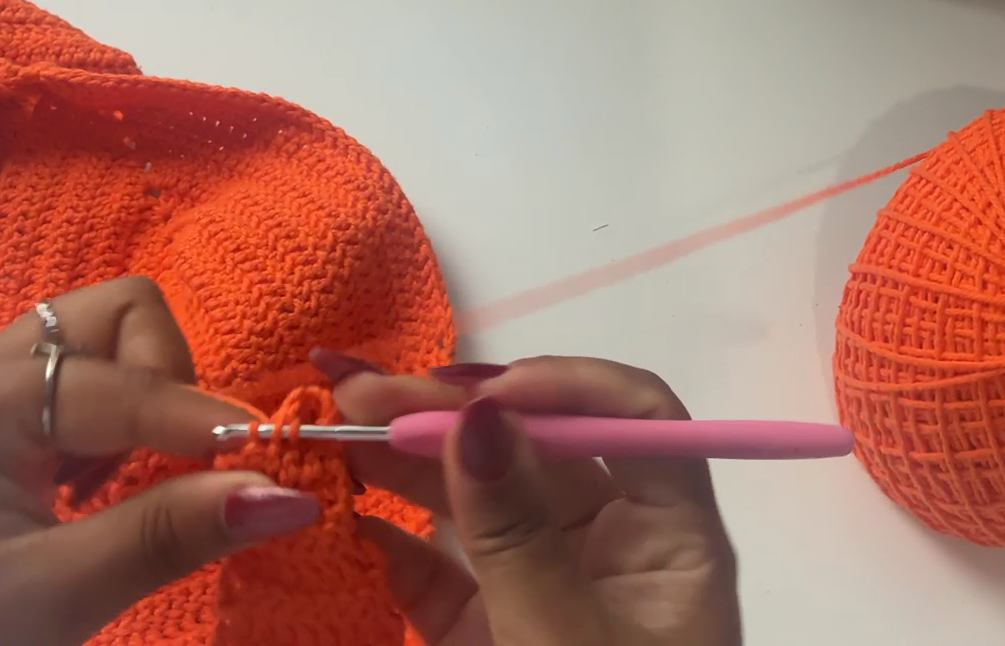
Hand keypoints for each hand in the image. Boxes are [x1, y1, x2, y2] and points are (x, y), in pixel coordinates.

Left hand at [0, 276, 320, 645]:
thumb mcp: (49, 602)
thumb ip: (170, 534)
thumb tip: (291, 495)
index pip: (126, 384)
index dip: (202, 418)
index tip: (265, 458)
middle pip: (119, 313)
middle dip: (165, 376)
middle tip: (157, 458)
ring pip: (108, 335)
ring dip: (141, 394)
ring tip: (111, 478)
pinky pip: (85, 373)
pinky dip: (114, 414)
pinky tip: (84, 483)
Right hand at [320, 353, 742, 644]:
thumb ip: (519, 536)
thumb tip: (478, 412)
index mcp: (670, 537)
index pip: (638, 417)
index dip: (566, 383)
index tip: (480, 392)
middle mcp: (612, 540)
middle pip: (538, 441)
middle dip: (453, 410)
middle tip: (363, 389)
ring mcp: (544, 575)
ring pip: (480, 487)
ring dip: (407, 453)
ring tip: (334, 417)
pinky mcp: (487, 621)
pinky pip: (439, 559)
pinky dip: (389, 532)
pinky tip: (341, 506)